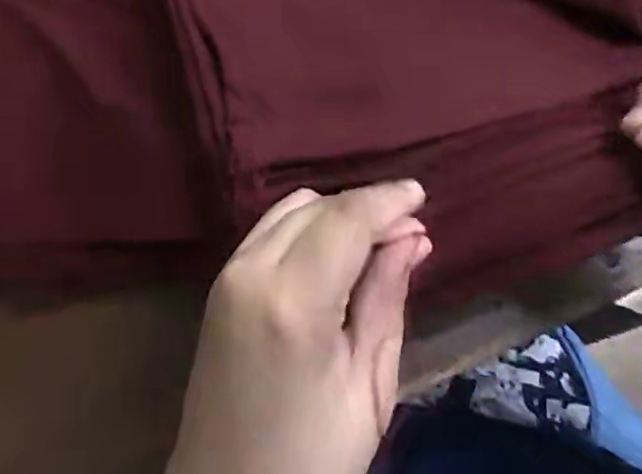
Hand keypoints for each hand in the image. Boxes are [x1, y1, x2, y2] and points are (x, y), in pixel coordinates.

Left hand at [166, 181, 430, 473]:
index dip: (386, 200)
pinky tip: (333, 251)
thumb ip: (386, 300)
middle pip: (319, 206)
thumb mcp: (368, 390)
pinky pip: (270, 228)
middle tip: (408, 231)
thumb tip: (411, 236)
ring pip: (292, 208)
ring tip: (374, 243)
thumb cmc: (311, 459)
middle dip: (366, 207)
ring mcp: (229, 274)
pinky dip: (307, 225)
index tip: (421, 194)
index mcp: (293, 303)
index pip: (346, 220)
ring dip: (336, 213)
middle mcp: (252, 271)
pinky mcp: (220, 283)